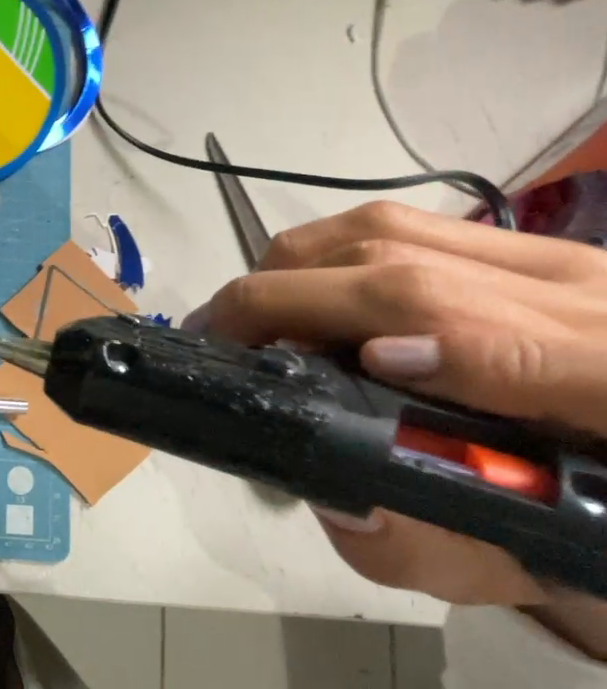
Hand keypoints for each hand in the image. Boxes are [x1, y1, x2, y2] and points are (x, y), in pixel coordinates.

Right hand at [194, 201, 606, 654]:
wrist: (602, 443)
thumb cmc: (555, 524)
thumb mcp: (508, 563)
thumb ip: (431, 551)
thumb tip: (338, 503)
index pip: (561, 362)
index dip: (459, 352)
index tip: (370, 364)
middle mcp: (597, 316)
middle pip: (425, 281)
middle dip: (294, 301)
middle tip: (217, 341)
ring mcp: (554, 266)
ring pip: (387, 235)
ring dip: (290, 270)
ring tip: (242, 317)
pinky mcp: (512, 243)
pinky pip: (389, 221)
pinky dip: (318, 249)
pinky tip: (292, 287)